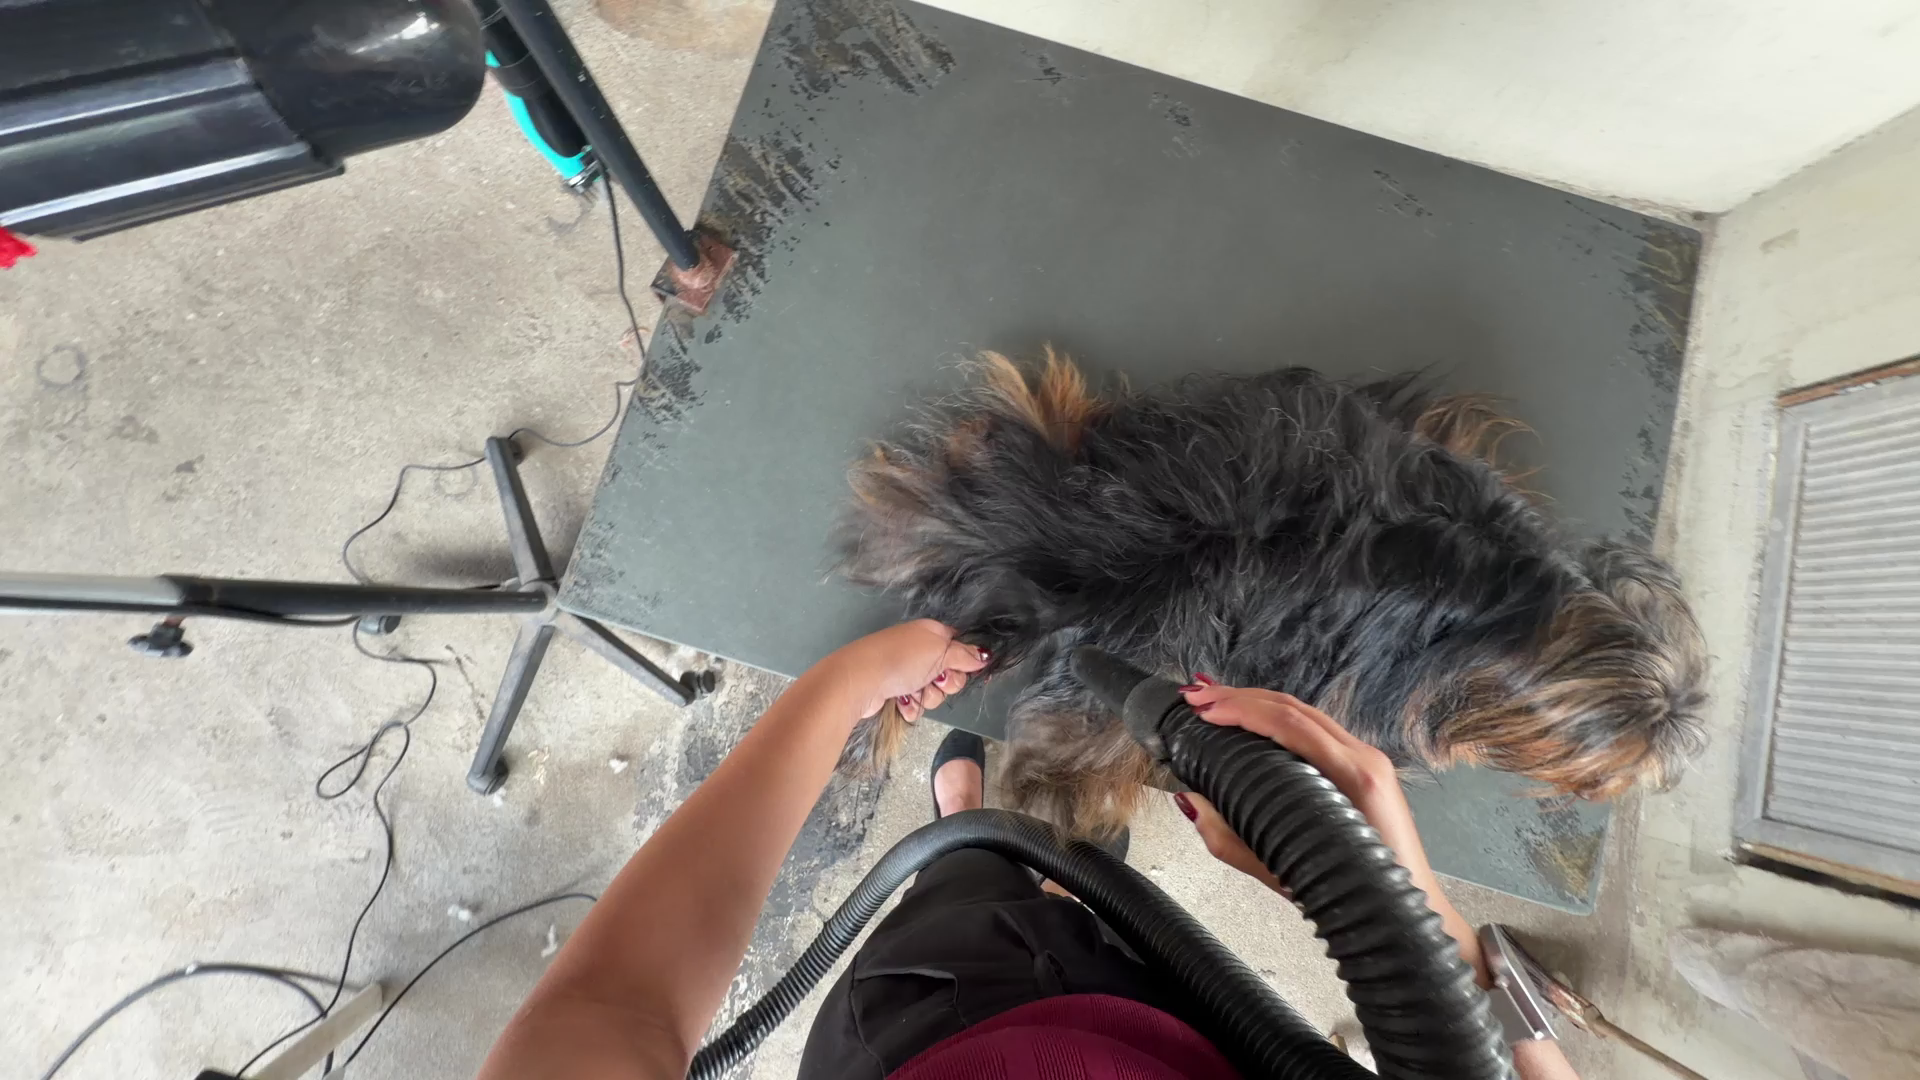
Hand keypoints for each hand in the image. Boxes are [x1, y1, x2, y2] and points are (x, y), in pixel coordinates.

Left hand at [812, 619, 990, 721]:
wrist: (859, 679)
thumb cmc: (902, 659)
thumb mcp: (940, 651)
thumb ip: (965, 655)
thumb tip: (985, 655)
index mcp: (932, 633)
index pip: (960, 647)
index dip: (965, 662)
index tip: (963, 670)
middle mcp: (920, 650)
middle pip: (950, 673)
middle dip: (945, 683)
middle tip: (934, 680)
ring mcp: (906, 671)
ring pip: (933, 691)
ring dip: (927, 696)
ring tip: (912, 692)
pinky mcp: (894, 691)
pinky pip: (915, 703)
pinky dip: (911, 706)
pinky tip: (901, 703)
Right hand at [1171, 679, 1486, 982]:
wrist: (1410, 914)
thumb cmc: (1358, 898)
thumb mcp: (1286, 875)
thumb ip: (1230, 840)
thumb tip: (1189, 802)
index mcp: (1354, 778)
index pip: (1289, 723)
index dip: (1241, 709)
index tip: (1203, 710)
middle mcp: (1364, 757)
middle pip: (1293, 706)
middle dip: (1238, 696)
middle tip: (1195, 697)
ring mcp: (1366, 756)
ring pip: (1302, 710)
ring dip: (1253, 700)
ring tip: (1211, 699)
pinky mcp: (1361, 762)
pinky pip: (1311, 724)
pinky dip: (1273, 713)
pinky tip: (1248, 712)